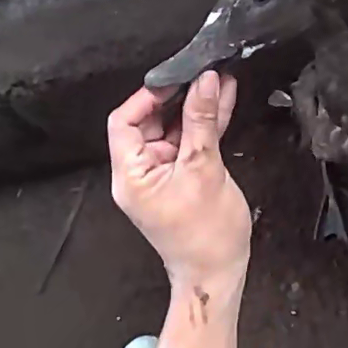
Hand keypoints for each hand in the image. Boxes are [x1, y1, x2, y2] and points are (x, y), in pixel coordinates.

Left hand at [106, 71, 251, 288]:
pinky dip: (205, 123)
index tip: (174, 80)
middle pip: (150, 121)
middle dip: (176, 96)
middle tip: (200, 73)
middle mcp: (140, 170)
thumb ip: (202, 121)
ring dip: (196, 106)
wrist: (219, 275)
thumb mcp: (204, 170)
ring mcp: (162, 172)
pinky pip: (190, 141)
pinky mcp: (182, 174)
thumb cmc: (206, 235)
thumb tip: (206, 81)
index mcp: (131, 174)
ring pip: (175, 127)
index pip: (123, 122)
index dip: (145, 97)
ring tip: (219, 79)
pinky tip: (223, 99)